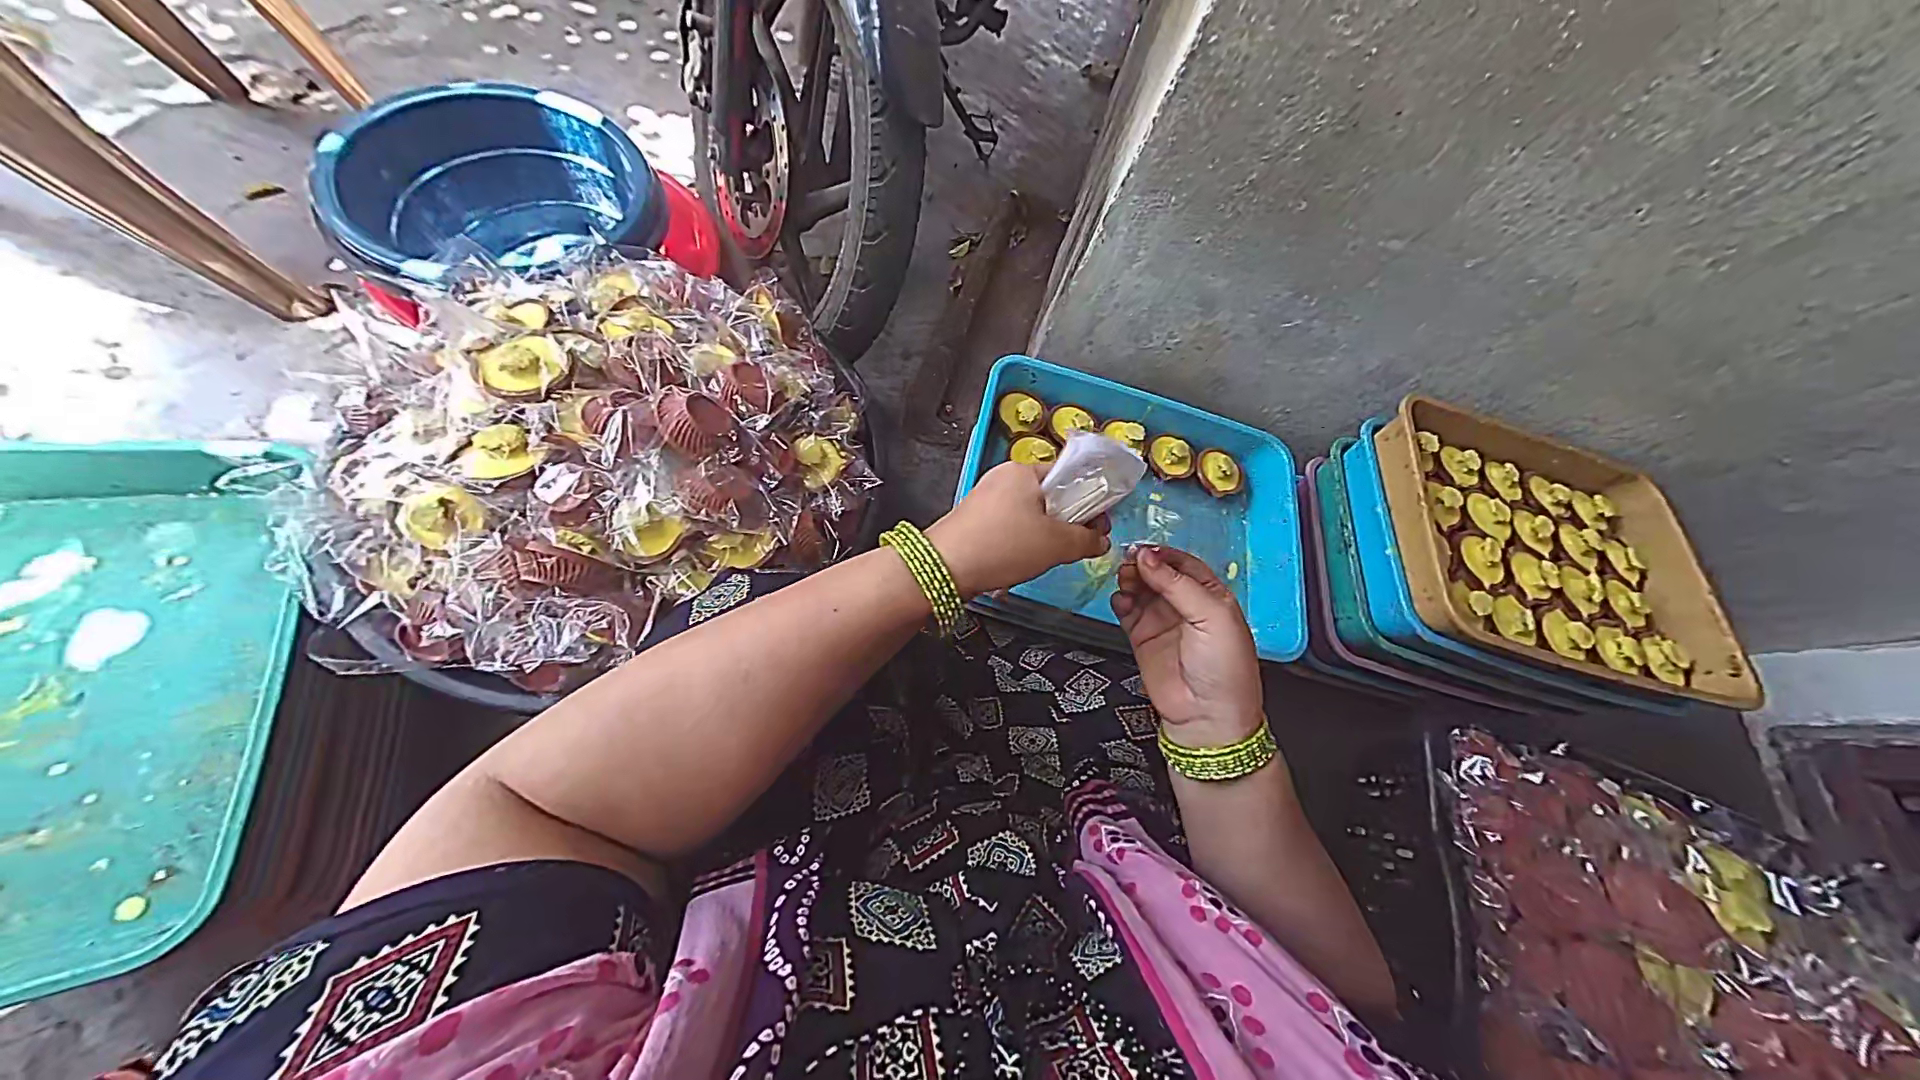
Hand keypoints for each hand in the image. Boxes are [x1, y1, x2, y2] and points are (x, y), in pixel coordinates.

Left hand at [927, 461, 1110, 596]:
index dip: (1088, 502)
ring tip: (1043, 559)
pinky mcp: (973, 521)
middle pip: (1049, 498)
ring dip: (1042, 538)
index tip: (1097, 526)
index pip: (1068, 477)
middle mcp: (1002, 479)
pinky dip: (1019, 545)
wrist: (945, 568)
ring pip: (1028, 517)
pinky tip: (1018, 563)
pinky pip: (1008, 529)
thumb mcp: (1057, 544)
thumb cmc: (1001, 546)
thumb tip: (1100, 540)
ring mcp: (985, 500)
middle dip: (1064, 524)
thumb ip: (1087, 539)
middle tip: (1072, 547)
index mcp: (1022, 470)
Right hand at [1111, 545, 1263, 746]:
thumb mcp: (1212, 616)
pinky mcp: (1142, 637)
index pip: (1182, 563)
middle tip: (1130, 562)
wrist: (1207, 715)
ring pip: (1140, 588)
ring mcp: (1162, 620)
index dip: (1162, 555)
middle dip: (1142, 565)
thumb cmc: (1225, 669)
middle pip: (1157, 573)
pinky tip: (1121, 600)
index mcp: (1210, 595)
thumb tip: (1149, 558)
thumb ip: (1178, 584)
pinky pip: (1126, 610)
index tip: (1144, 550)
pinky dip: (1119, 601)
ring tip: (1126, 580)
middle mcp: (1185, 605)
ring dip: (1130, 579)